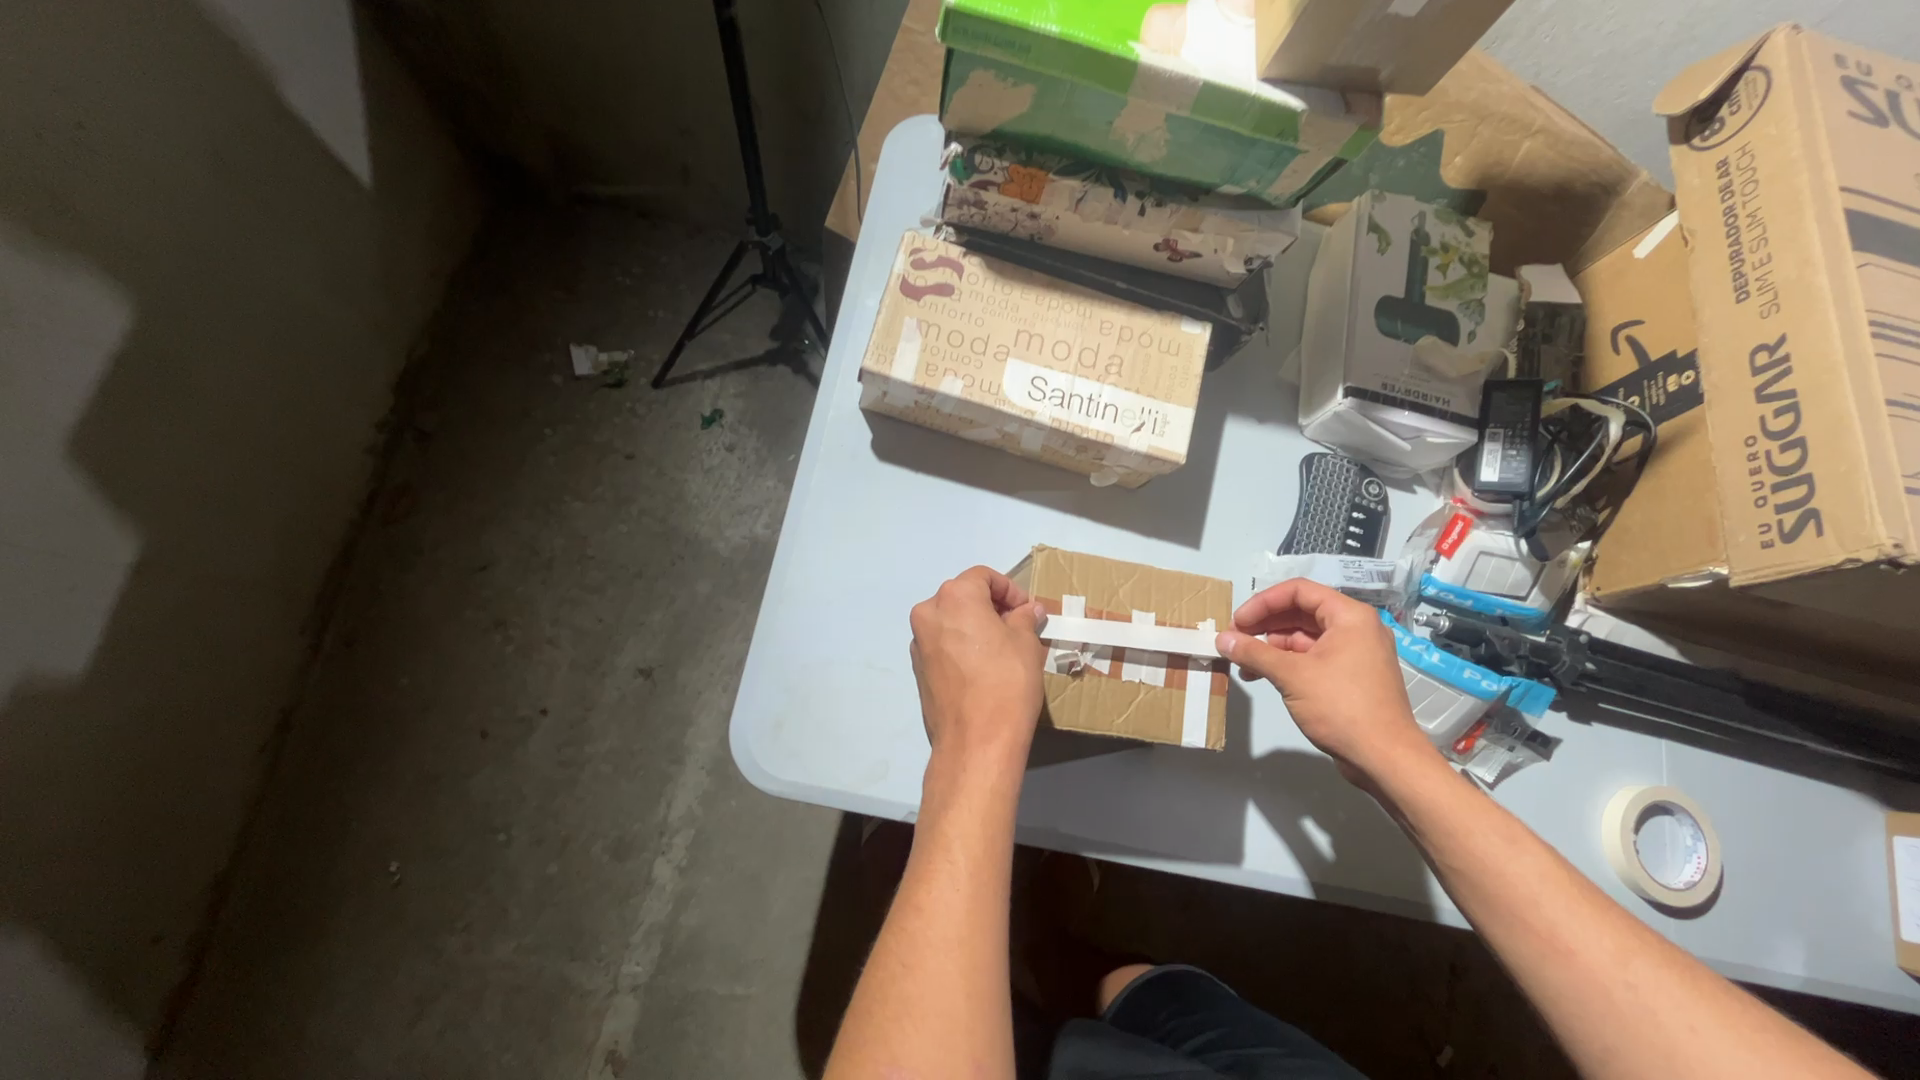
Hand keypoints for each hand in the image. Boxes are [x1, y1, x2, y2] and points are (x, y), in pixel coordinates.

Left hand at [909, 567, 1048, 774]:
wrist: (976, 741)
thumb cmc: (1007, 682)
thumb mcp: (1026, 644)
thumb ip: (1024, 618)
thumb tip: (1027, 610)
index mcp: (954, 597)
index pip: (983, 576)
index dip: (1010, 589)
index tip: (1027, 611)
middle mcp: (928, 613)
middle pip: (963, 596)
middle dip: (991, 607)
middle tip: (1018, 628)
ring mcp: (918, 643)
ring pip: (951, 621)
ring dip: (975, 627)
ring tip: (1002, 650)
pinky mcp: (917, 670)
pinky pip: (942, 645)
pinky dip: (962, 646)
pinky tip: (983, 669)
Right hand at [1215, 580, 1439, 787]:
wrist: (1384, 758)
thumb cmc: (1341, 706)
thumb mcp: (1291, 675)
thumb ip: (1254, 653)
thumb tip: (1222, 639)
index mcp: (1349, 617)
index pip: (1298, 591)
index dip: (1263, 602)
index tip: (1237, 622)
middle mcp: (1355, 629)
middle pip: (1301, 612)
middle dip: (1264, 625)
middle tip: (1234, 640)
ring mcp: (1355, 654)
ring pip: (1305, 638)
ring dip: (1272, 646)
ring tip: (1244, 663)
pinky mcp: (1350, 678)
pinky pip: (1313, 658)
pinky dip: (1287, 663)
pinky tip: (1263, 676)